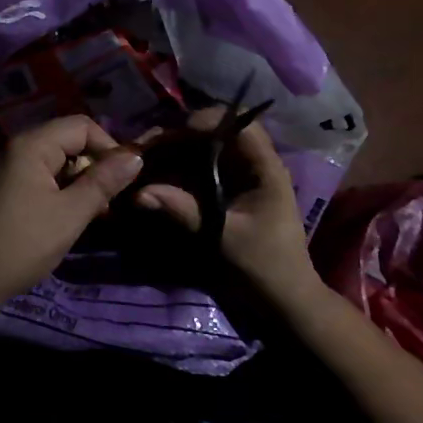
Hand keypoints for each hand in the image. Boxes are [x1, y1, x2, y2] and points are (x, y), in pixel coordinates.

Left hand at [0, 115, 142, 305]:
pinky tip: (70, 217)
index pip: (82, 125)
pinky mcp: (2, 188)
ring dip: (79, 181)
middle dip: (94, 165)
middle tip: (110, 200)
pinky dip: (60, 190)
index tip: (124, 179)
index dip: (109, 146)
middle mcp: (15, 147)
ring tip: (95, 212)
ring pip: (55, 161)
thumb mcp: (70, 214)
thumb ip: (104, 182)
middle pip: (67, 140)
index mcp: (30, 145)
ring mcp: (5, 168)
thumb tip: (136, 156)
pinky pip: (39, 176)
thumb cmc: (22, 245)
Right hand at [135, 109, 322, 308]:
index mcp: (264, 167)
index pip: (238, 123)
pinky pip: (195, 171)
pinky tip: (150, 177)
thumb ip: (184, 211)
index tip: (173, 134)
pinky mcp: (222, 194)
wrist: (282, 301)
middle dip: (177, 137)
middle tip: (144, 148)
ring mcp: (235, 178)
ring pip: (200, 151)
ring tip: (141, 160)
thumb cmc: (265, 267)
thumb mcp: (223, 238)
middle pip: (213, 134)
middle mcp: (250, 165)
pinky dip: (173, 171)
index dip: (206, 121)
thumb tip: (139, 194)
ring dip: (171, 153)